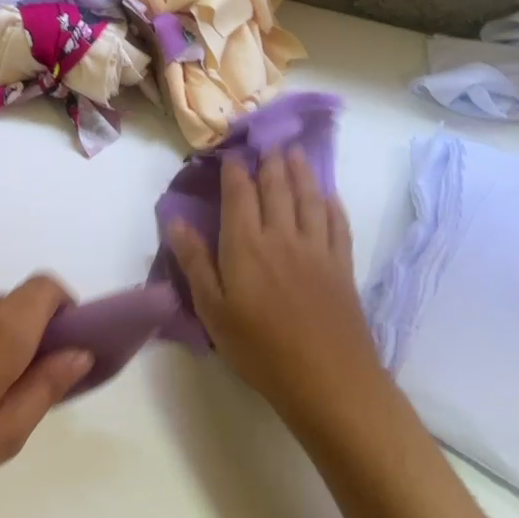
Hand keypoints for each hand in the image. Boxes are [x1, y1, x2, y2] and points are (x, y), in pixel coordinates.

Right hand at [166, 148, 386, 421]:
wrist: (327, 378)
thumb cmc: (257, 347)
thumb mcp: (211, 308)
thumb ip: (195, 261)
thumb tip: (177, 220)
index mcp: (246, 246)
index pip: (239, 196)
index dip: (235, 171)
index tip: (231, 151)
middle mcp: (283, 237)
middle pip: (278, 189)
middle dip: (270, 162)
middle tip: (267, 140)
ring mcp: (317, 249)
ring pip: (309, 198)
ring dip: (301, 172)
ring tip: (294, 153)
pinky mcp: (342, 266)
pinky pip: (336, 223)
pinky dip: (330, 202)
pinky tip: (327, 195)